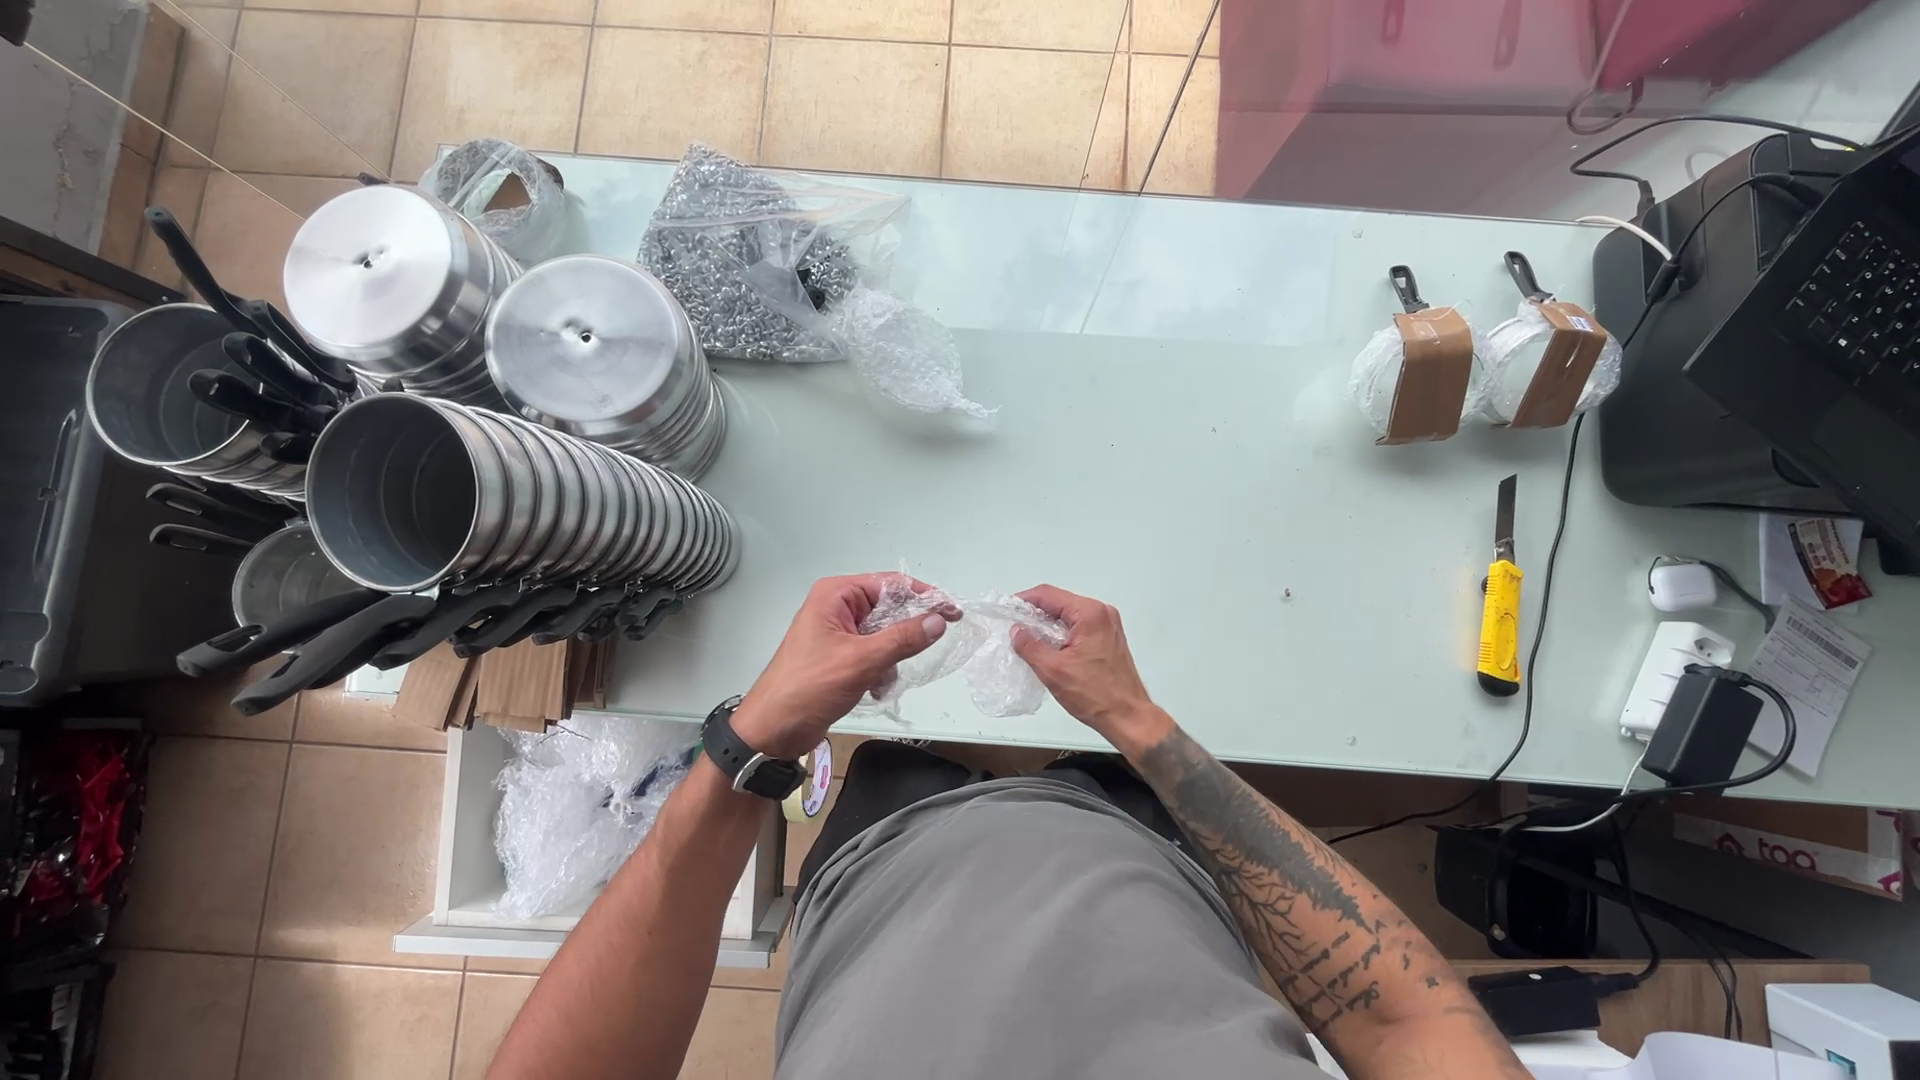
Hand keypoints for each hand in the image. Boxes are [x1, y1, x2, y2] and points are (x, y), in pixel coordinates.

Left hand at [732, 574, 957, 758]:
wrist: (772, 730)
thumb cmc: (808, 688)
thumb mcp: (861, 660)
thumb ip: (903, 639)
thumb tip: (937, 621)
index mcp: (836, 595)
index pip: (890, 584)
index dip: (923, 596)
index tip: (951, 613)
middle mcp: (836, 608)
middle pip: (888, 609)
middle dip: (904, 633)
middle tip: (925, 647)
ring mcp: (837, 634)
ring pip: (884, 634)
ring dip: (891, 657)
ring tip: (883, 677)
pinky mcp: (839, 657)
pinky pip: (874, 654)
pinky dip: (881, 670)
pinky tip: (875, 688)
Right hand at [1011, 585, 1170, 751]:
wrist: (1128, 716)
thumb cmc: (1095, 695)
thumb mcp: (1053, 670)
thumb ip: (1030, 646)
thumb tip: (1016, 631)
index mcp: (1090, 614)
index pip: (1049, 595)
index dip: (1025, 600)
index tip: (1007, 610)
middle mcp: (1102, 613)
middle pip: (1060, 602)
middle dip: (1035, 613)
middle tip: (1014, 626)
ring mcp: (1108, 625)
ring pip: (1069, 615)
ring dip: (1048, 624)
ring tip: (1027, 638)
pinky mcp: (1109, 638)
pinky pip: (1079, 626)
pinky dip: (1062, 633)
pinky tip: (1048, 647)